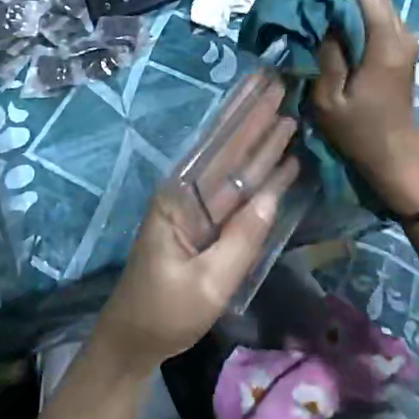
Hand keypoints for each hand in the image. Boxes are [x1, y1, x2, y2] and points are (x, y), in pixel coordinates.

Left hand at [91, 77, 300, 376]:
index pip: (221, 151)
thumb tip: (272, 196)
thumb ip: (240, 241)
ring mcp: (194, 207)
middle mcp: (185, 193)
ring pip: (233, 164)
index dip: (249, 119)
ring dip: (258, 136)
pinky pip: (235, 190)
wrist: (134, 337)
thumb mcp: (207, 284)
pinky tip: (280, 157)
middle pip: (227, 147)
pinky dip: (257, 172)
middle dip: (254, 115)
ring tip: (284, 107)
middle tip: (280, 81)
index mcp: (180, 200)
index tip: (270, 88)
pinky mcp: (202, 223)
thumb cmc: (165, 312)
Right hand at [296, 0, 418, 216]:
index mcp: (385, 45)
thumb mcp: (328, 99)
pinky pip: (374, 8)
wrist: (394, 150)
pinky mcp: (398, 42)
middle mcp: (400, 33)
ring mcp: (403, 36)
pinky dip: (349, 2)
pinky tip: (325, 10)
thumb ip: (326, 55)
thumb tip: (319, 20)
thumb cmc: (357, 129)